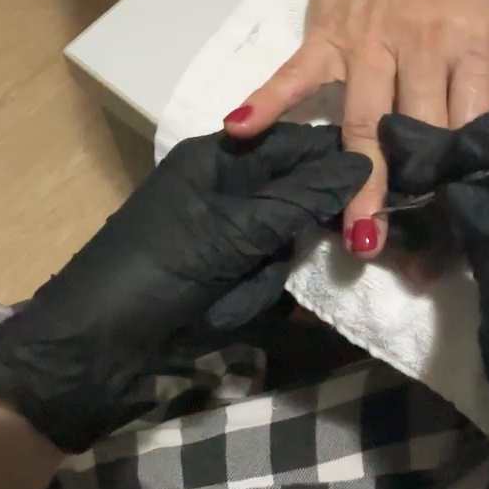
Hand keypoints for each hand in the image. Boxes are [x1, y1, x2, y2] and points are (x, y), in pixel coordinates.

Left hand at [0, 125, 368, 453]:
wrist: (96, 346)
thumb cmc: (156, 271)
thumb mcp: (230, 231)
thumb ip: (296, 200)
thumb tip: (361, 168)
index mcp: (216, 158)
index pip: (292, 142)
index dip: (338, 155)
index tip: (392, 168)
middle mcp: (225, 187)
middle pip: (296, 183)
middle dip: (334, 203)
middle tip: (384, 218)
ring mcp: (229, 232)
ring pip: (293, 224)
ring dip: (319, 239)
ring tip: (365, 244)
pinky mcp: (231, 270)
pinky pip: (277, 262)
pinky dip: (294, 271)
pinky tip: (323, 272)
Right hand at [232, 0, 488, 259]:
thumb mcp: (487, 21)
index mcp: (473, 40)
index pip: (475, 119)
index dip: (468, 174)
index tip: (464, 224)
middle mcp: (424, 41)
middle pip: (421, 127)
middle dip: (417, 190)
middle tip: (414, 252)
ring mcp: (368, 40)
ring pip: (366, 117)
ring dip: (361, 175)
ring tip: (359, 233)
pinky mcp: (324, 35)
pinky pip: (296, 73)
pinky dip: (268, 99)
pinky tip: (242, 127)